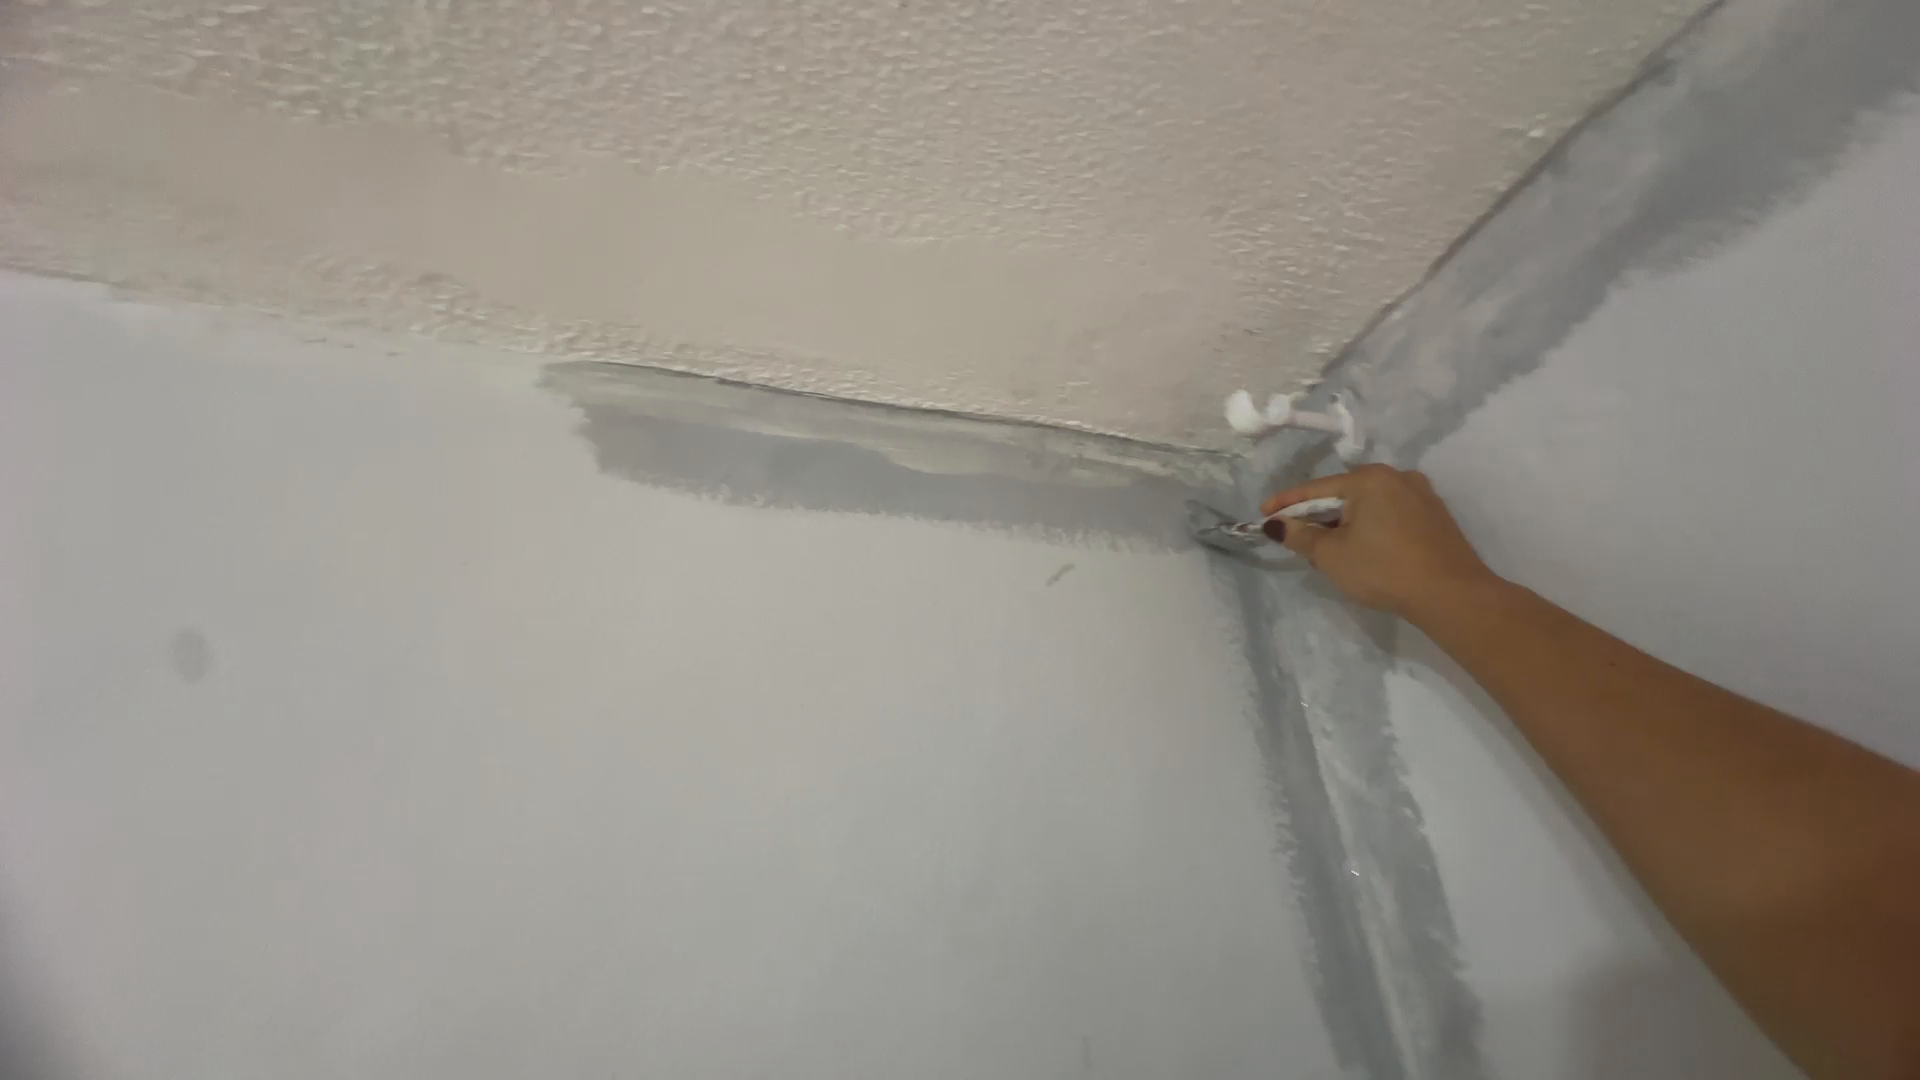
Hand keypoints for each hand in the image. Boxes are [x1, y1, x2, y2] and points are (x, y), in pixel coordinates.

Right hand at [1262, 465, 1497, 617]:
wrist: (1451, 595)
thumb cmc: (1383, 569)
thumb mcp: (1331, 554)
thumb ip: (1300, 536)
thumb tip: (1275, 525)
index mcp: (1370, 479)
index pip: (1316, 489)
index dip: (1286, 503)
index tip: (1263, 513)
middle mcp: (1397, 477)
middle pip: (1343, 494)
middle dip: (1317, 515)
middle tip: (1296, 538)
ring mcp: (1421, 495)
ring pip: (1367, 505)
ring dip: (1343, 522)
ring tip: (1328, 548)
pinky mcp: (1435, 516)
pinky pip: (1389, 514)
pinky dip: (1369, 527)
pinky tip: (1362, 548)